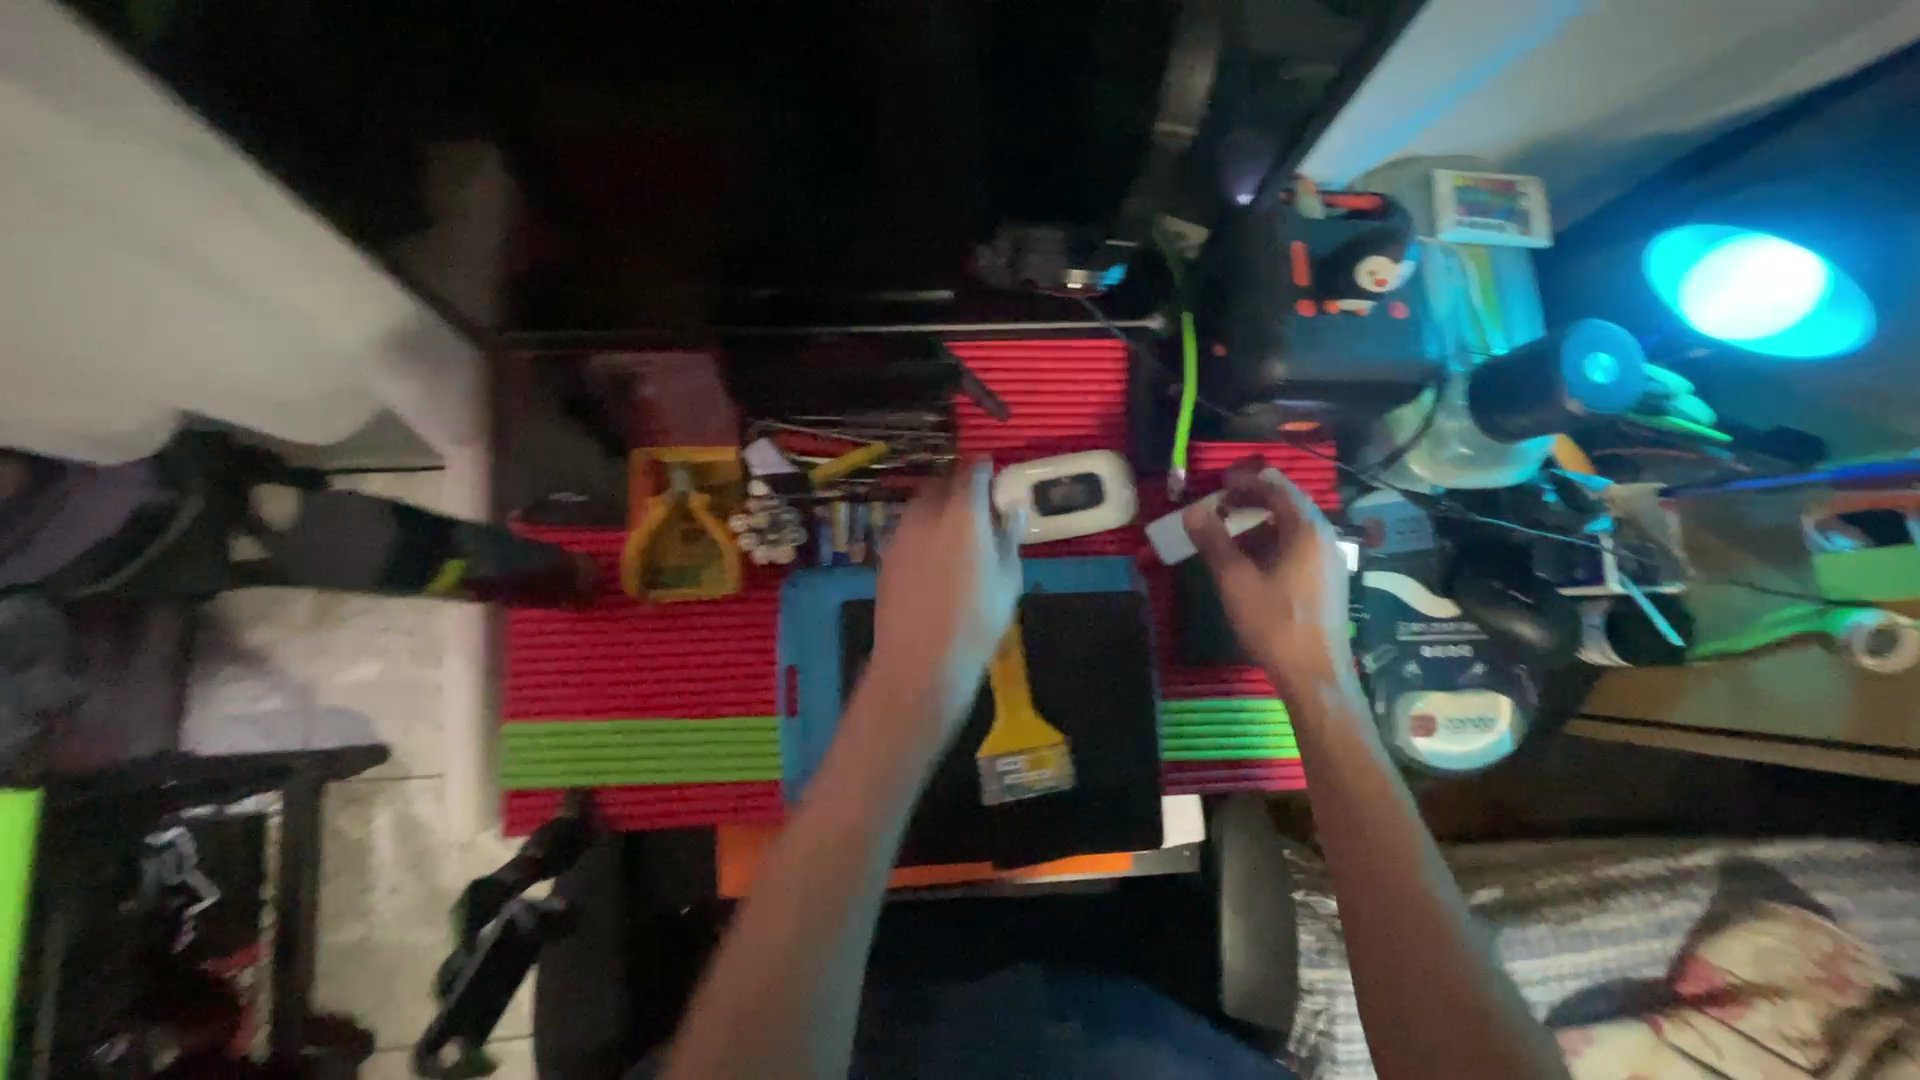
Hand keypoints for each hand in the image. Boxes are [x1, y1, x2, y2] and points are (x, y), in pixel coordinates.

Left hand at [868, 460, 1023, 744]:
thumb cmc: (977, 622)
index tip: (993, 476)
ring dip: (938, 507)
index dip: (984, 469)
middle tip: (976, 506)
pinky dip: (922, 530)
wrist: (920, 660)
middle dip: (959, 486)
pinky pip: (908, 528)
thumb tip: (1009, 509)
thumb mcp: (1008, 579)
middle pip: (942, 482)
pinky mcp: (886, 554)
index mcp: (964, 513)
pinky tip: (933, 557)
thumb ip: (1007, 536)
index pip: (972, 470)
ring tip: (955, 532)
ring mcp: (901, 532)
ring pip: (921, 504)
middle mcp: (928, 513)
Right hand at [1183, 465, 1354, 700]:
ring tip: (1230, 529)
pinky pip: (1298, 546)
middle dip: (1254, 499)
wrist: (1315, 673)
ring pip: (1293, 527)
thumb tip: (1193, 511)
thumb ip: (1214, 541)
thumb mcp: (1235, 580)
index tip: (1219, 482)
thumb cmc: (1274, 623)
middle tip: (1222, 502)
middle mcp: (1324, 538)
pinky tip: (1251, 558)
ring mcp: (1329, 560)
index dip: (1246, 481)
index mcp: (1306, 531)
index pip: (1277, 489)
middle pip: (1288, 504)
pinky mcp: (1326, 581)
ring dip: (1261, 522)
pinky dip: (1272, 541)